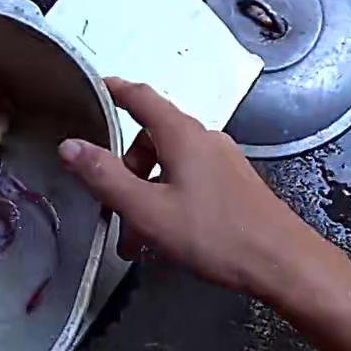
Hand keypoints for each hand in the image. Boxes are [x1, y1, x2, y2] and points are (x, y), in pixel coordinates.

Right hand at [57, 77, 335, 300]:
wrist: (281, 262)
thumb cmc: (215, 234)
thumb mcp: (148, 210)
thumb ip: (106, 177)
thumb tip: (70, 146)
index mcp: (183, 135)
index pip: (142, 98)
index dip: (116, 91)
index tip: (97, 89)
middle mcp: (205, 140)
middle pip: (152, 139)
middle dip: (126, 171)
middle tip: (112, 209)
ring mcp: (224, 162)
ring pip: (171, 167)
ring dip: (147, 195)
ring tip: (137, 240)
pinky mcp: (235, 185)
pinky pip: (191, 182)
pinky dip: (169, 201)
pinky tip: (167, 239)